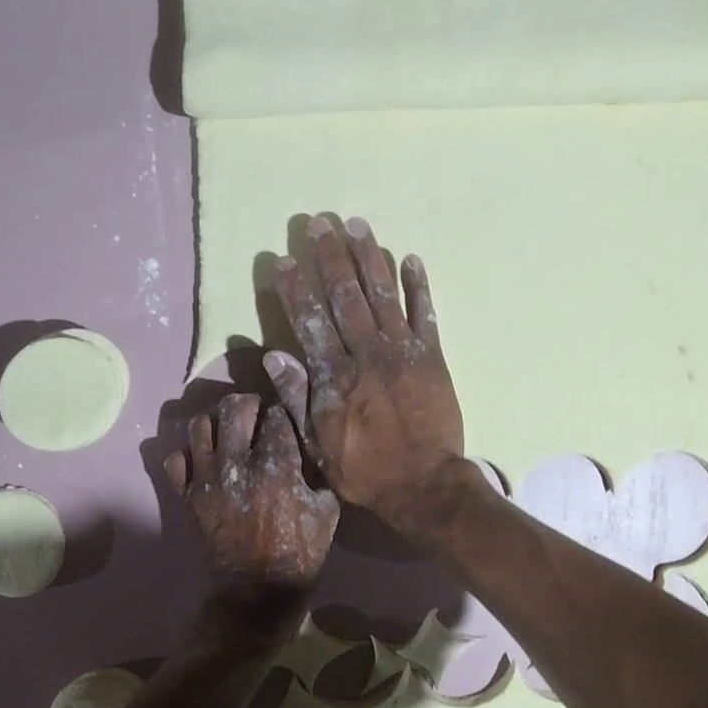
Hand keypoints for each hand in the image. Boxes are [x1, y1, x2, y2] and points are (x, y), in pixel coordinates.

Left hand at [163, 392, 339, 595]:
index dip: (283, 414)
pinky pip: (175, 459)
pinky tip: (205, 463)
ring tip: (229, 436)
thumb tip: (306, 447)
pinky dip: (188, 454)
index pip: (277, 415)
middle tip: (257, 418)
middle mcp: (237, 463)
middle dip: (250, 405)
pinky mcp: (187, 495)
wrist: (255, 592)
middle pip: (235, 407)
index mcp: (276, 466)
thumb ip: (315, 473)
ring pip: (200, 424)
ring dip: (217, 423)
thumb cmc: (298, 554)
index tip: (286, 422)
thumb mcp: (327, 512)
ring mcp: (206, 478)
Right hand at [265, 216, 466, 522]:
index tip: (285, 261)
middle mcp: (367, 354)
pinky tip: (409, 258)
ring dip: (369, 257)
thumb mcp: (317, 444)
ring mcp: (403, 352)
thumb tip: (274, 356)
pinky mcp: (433, 357)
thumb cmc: (364, 469)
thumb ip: (298, 397)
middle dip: (331, 257)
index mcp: (335, 376)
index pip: (310, 321)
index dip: (296, 290)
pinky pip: (425, 313)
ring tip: (357, 225)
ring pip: (383, 294)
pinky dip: (418, 285)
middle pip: (346, 296)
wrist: (424, 484)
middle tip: (319, 223)